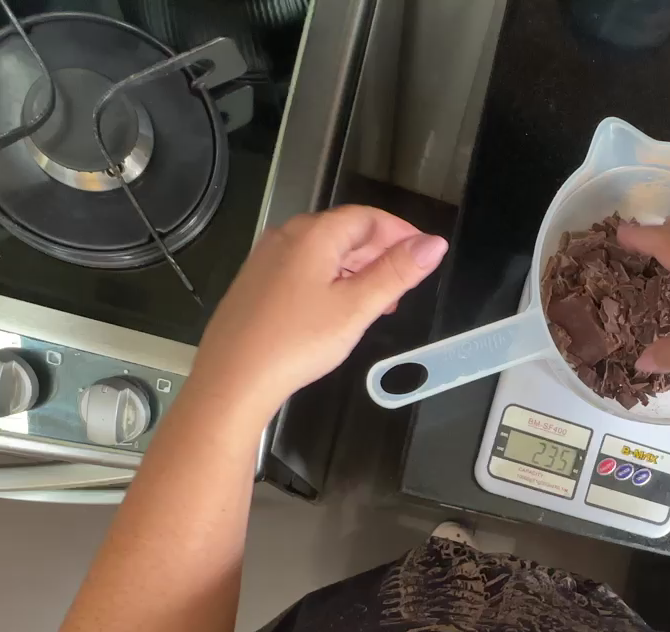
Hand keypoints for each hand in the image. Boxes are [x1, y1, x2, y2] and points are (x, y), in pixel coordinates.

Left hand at [189, 205, 447, 421]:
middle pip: (345, 231)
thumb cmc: (297, 341)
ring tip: (380, 301)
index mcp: (314, 235)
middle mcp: (288, 236)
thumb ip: (396, 273)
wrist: (235, 376)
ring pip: (325, 252)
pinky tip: (341, 309)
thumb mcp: (356, 308)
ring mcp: (268, 259)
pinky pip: (305, 269)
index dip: (401, 231)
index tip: (424, 253)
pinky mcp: (259, 283)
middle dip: (381, 252)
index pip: (368, 217)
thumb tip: (434, 244)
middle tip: (407, 283)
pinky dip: (333, 280)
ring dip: (358, 269)